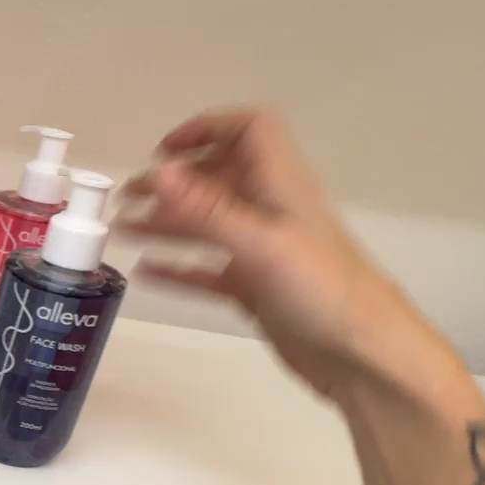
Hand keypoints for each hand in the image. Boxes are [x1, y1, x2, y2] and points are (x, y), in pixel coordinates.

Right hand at [121, 109, 459, 402]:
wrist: (361, 355)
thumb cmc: (322, 291)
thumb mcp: (262, 245)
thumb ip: (207, 210)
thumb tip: (159, 172)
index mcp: (280, 187)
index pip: (248, 131)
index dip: (207, 130)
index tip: (163, 152)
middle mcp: (269, 212)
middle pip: (217, 179)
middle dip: (172, 182)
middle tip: (127, 197)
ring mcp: (260, 251)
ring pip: (206, 226)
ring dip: (165, 222)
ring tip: (123, 229)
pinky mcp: (252, 287)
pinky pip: (206, 269)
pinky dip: (176, 266)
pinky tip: (146, 271)